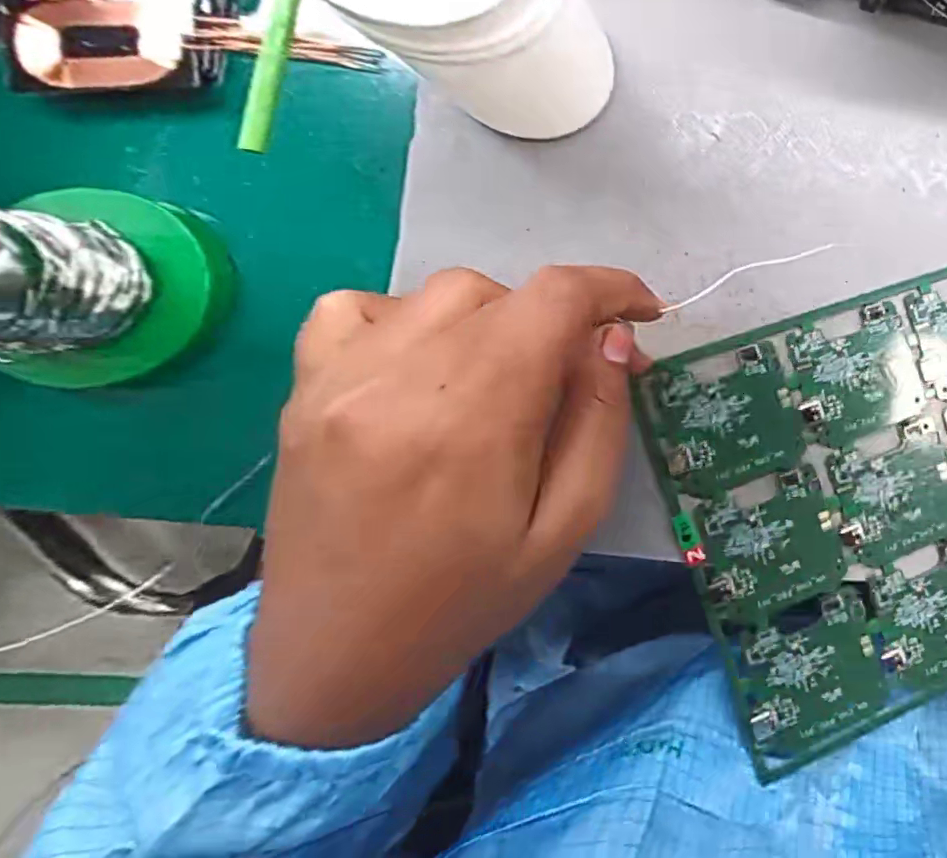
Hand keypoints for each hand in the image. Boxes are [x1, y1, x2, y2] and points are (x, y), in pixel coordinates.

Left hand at [246, 266, 661, 748]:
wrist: (335, 659)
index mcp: (475, 418)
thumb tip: (612, 338)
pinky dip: (410, 317)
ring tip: (503, 376)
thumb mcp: (568, 525)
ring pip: (444, 293)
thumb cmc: (469, 599)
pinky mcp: (303, 386)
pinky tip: (424, 364)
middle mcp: (401, 377)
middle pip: (507, 292)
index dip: (612, 288)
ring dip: (497, 317)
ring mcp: (340, 376)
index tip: (643, 312)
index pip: (555, 298)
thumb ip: (599, 419)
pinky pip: (358, 305)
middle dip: (561, 319)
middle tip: (576, 372)